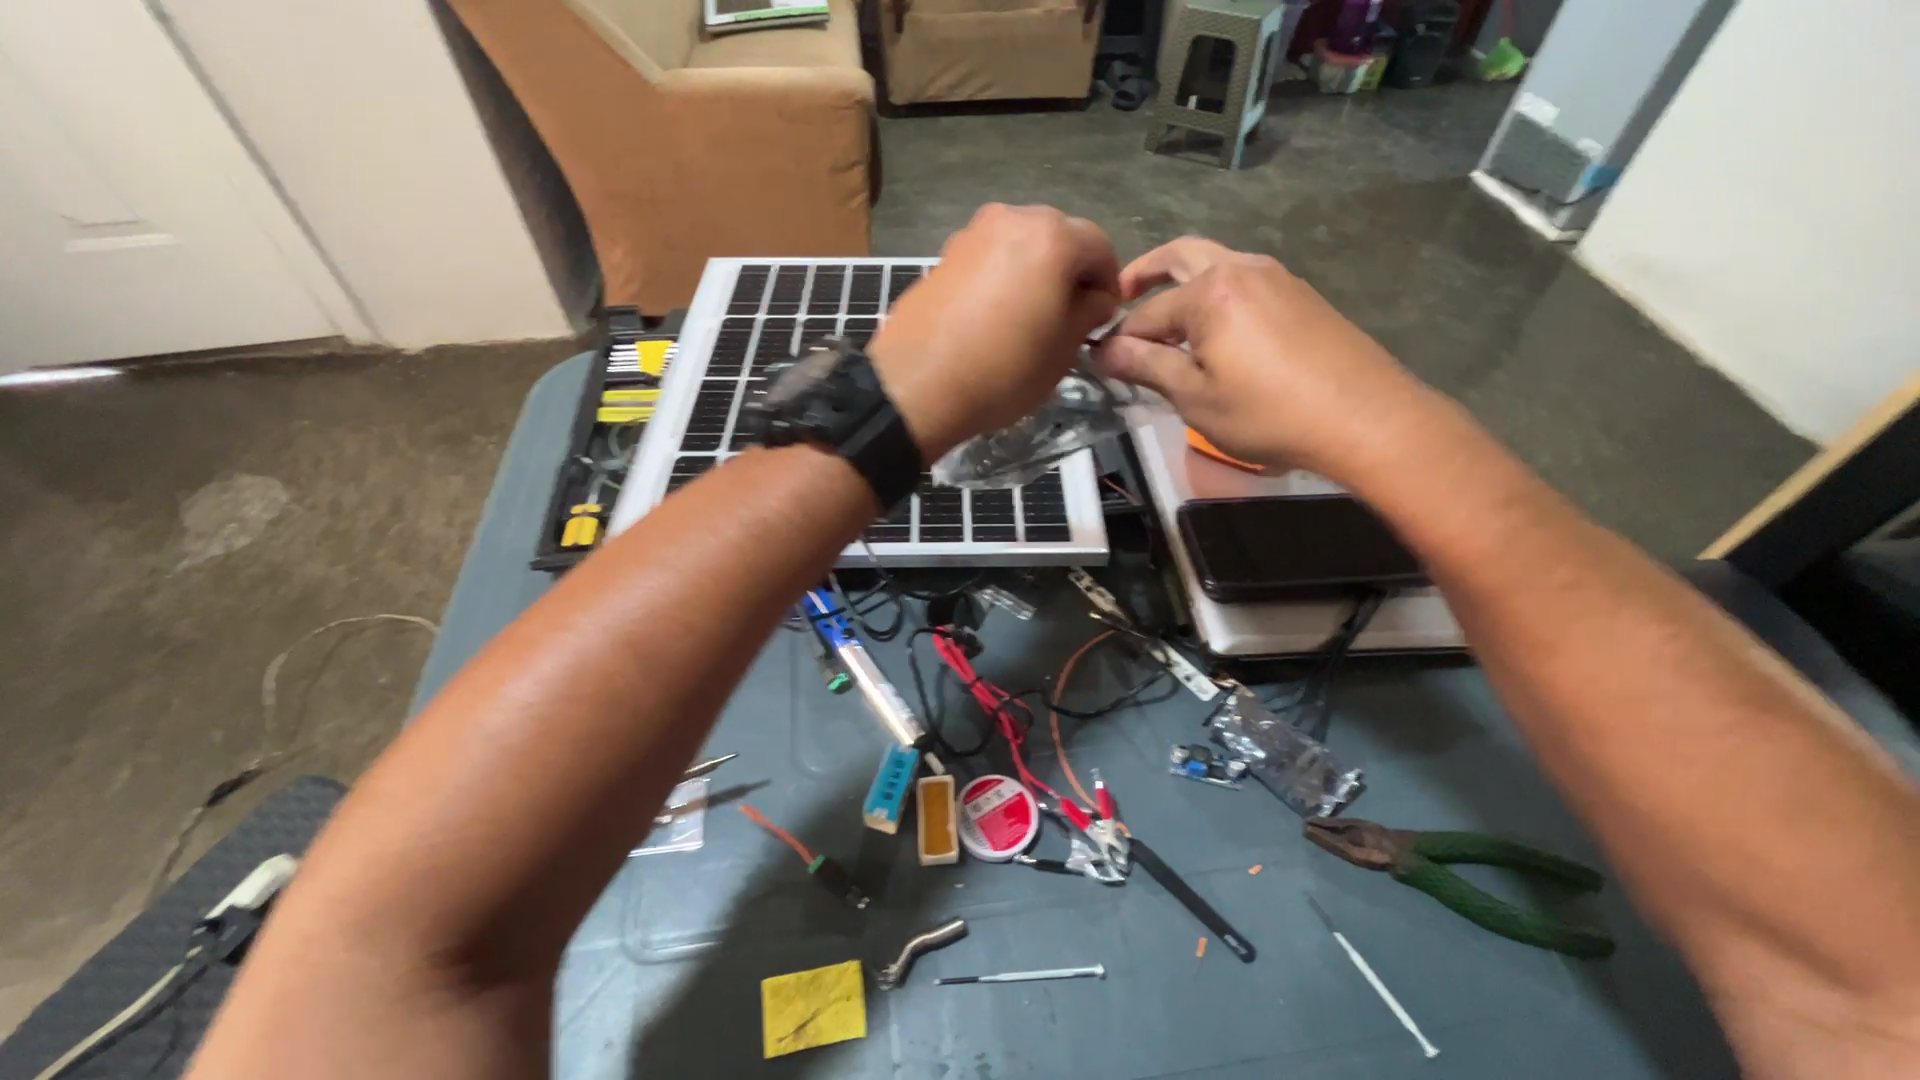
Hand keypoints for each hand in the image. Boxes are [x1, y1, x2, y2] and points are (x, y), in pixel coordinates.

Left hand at [870, 204, 1120, 458]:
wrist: (917, 386)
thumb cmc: (1004, 370)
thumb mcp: (1063, 350)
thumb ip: (1087, 313)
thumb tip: (1093, 298)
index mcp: (1052, 236)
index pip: (1099, 247)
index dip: (1107, 283)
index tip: (1101, 318)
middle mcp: (1012, 219)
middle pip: (1057, 237)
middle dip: (1069, 272)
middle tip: (1067, 316)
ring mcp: (971, 233)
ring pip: (1019, 245)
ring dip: (1033, 273)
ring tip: (1028, 318)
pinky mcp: (942, 255)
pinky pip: (987, 259)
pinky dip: (1000, 278)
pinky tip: (993, 317)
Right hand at [1093, 237, 1439, 476]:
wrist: (1364, 417)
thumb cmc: (1268, 413)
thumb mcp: (1196, 397)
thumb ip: (1147, 366)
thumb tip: (1103, 350)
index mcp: (1208, 292)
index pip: (1146, 313)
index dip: (1118, 339)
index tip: (1098, 360)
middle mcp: (1241, 269)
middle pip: (1180, 256)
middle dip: (1144, 272)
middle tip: (1120, 293)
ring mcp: (1277, 277)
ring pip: (1216, 264)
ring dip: (1182, 281)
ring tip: (1166, 316)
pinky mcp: (1301, 295)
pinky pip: (1244, 281)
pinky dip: (1216, 294)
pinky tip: (1215, 329)